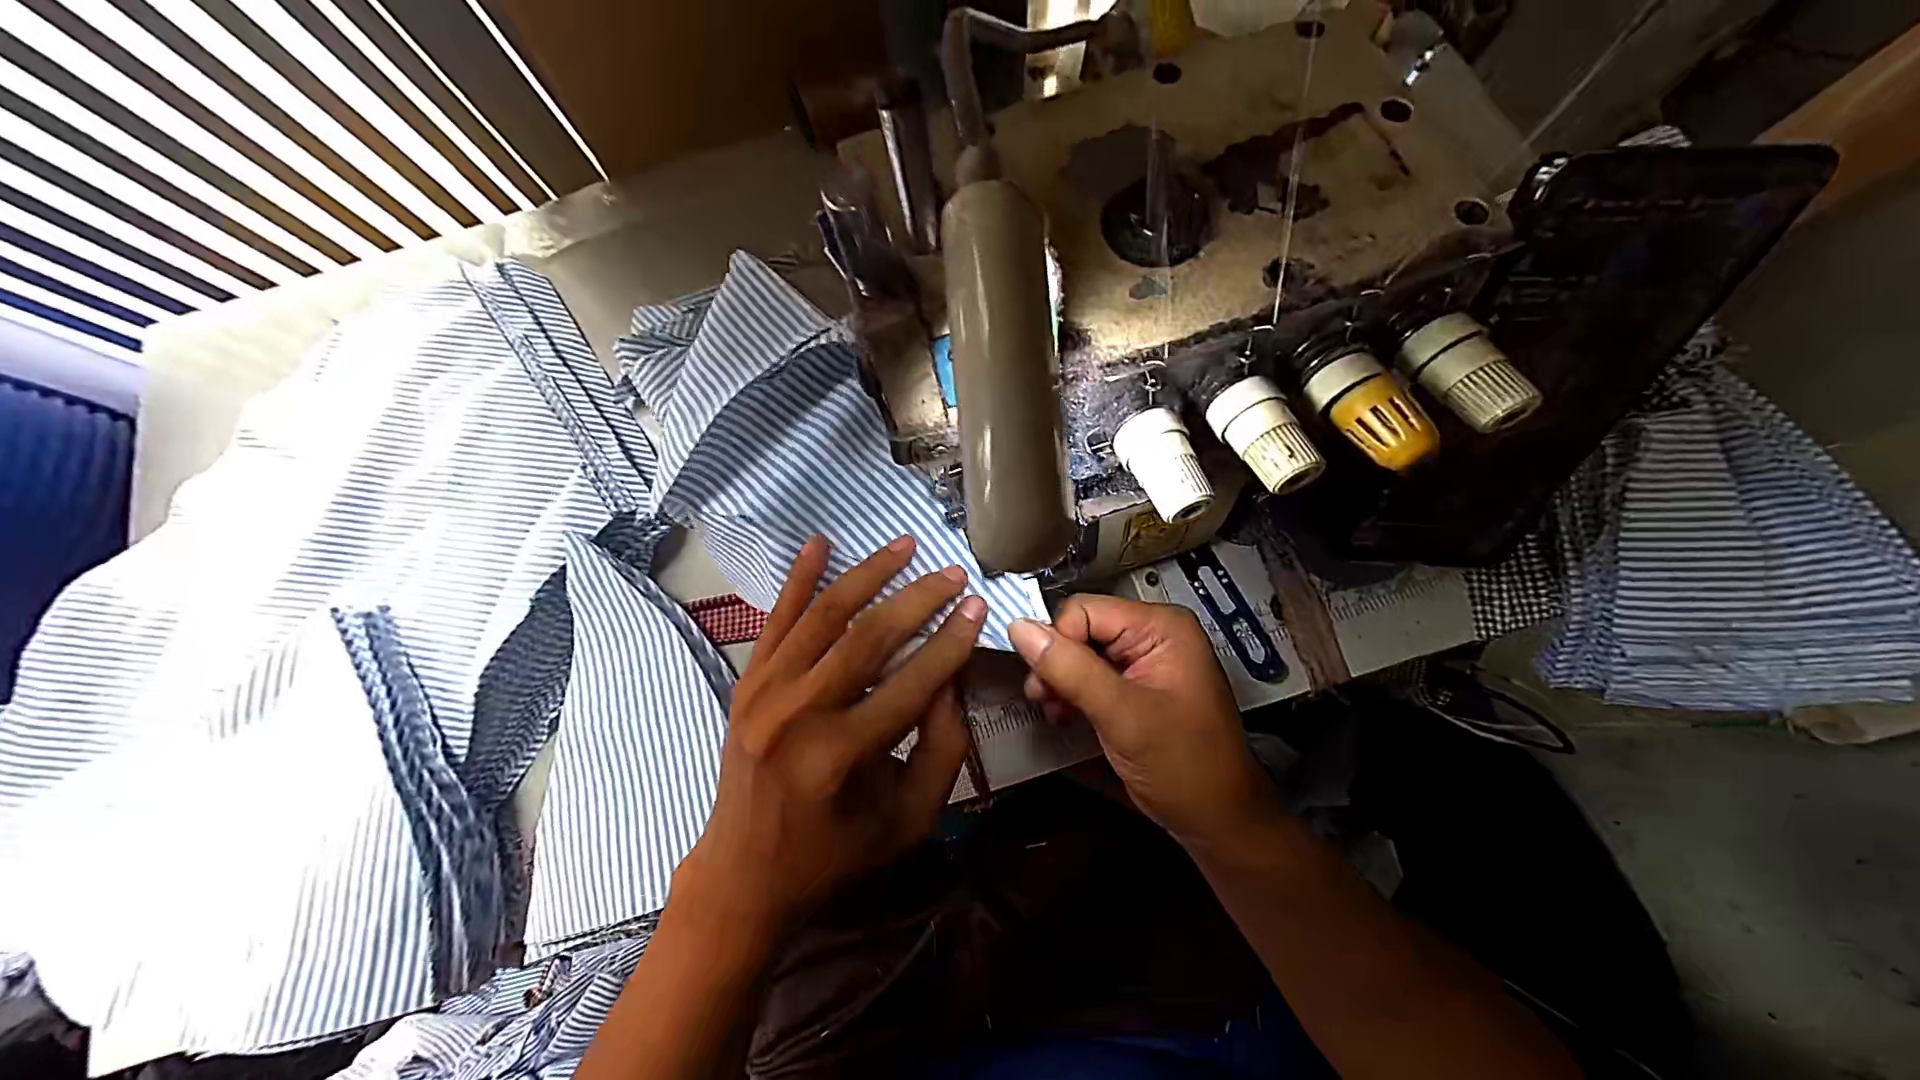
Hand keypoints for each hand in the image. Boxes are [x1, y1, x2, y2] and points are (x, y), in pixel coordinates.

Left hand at [671, 534, 984, 940]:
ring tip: (904, 545)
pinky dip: (799, 579)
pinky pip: (777, 620)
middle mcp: (797, 714)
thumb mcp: (909, 817)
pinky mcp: (746, 684)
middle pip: (867, 638)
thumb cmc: (836, 853)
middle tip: (953, 575)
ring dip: (867, 575)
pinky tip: (820, 544)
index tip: (978, 608)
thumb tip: (952, 676)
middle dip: (918, 600)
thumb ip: (941, 747)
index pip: (910, 684)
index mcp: (840, 756)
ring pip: (823, 616)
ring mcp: (763, 693)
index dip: (950, 643)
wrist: (745, 872)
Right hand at [1008, 595, 1274, 848]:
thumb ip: (1071, 669)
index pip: (1084, 610)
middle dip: (1056, 664)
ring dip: (1059, 680)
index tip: (1045, 680)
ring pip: (1077, 652)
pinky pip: (1086, 673)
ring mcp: (1141, 661)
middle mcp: (1151, 635)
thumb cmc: (1190, 768)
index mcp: (1161, 627)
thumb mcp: (1124, 715)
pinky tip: (1066, 713)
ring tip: (1057, 709)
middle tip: (1046, 697)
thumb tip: (1022, 631)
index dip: (1058, 642)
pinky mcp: (1130, 686)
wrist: (1216, 818)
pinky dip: (1069, 692)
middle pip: (1078, 629)